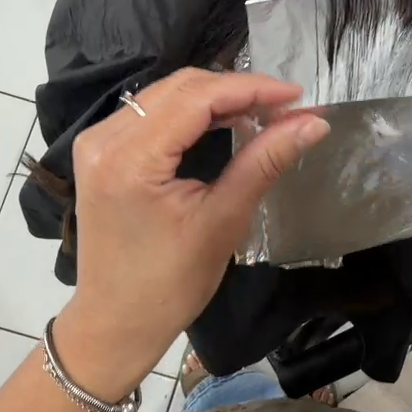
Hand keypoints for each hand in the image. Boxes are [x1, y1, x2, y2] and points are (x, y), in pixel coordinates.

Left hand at [55, 69, 329, 400]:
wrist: (115, 323)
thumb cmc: (169, 284)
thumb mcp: (223, 221)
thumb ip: (264, 162)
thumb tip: (313, 123)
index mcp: (130, 158)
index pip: (197, 98)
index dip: (251, 88)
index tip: (297, 96)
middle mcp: (105, 138)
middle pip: (180, 88)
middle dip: (237, 90)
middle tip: (285, 108)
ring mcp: (98, 143)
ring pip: (166, 95)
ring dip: (216, 98)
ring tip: (264, 114)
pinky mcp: (102, 152)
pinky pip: (152, 113)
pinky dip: (192, 112)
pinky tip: (226, 123)